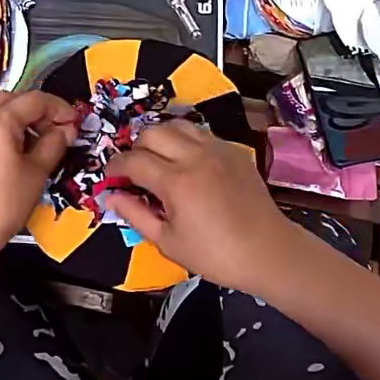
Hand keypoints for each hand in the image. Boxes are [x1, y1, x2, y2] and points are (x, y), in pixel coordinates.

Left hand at [0, 91, 76, 265]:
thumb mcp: (37, 173)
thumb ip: (54, 144)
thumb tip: (63, 131)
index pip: (35, 100)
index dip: (60, 108)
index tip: (73, 122)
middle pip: (13, 100)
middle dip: (38, 111)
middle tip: (57, 131)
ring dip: (19, 122)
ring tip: (37, 146)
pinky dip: (1, 134)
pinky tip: (13, 157)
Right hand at [104, 121, 301, 294]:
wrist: (268, 251)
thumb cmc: (216, 255)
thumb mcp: (168, 242)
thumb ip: (135, 214)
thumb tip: (111, 196)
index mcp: (177, 181)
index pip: (133, 160)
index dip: (115, 167)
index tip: (111, 177)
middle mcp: (196, 156)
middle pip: (153, 132)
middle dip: (136, 147)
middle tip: (134, 170)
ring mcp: (218, 150)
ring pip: (179, 125)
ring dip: (161, 137)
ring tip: (159, 160)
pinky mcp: (235, 151)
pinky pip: (202, 133)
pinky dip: (186, 140)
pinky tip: (186, 163)